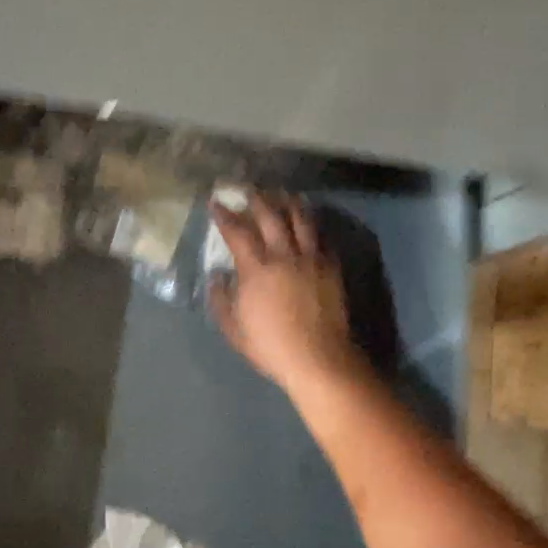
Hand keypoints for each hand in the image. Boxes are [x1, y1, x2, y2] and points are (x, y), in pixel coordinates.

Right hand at [209, 191, 362, 387]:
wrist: (319, 359)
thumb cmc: (271, 347)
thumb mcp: (234, 328)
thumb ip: (221, 299)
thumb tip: (218, 276)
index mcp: (257, 269)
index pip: (237, 231)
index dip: (225, 215)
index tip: (216, 202)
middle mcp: (284, 255)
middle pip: (271, 216)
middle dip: (258, 199)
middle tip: (250, 189)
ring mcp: (311, 259)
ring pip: (301, 220)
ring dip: (290, 203)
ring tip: (284, 194)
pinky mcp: (331, 267)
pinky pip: (321, 238)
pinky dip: (312, 226)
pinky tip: (309, 223)